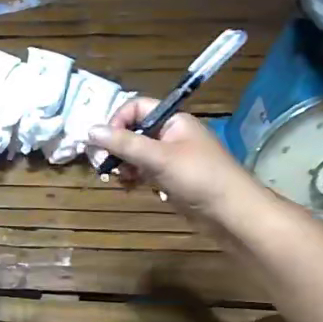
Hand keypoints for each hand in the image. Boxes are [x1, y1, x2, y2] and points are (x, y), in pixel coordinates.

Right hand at [86, 98, 261, 218]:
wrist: (232, 213)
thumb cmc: (199, 177)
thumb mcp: (159, 158)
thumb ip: (124, 143)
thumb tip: (90, 130)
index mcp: (173, 121)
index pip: (135, 108)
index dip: (116, 121)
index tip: (103, 143)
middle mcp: (170, 135)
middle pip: (132, 132)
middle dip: (115, 147)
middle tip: (103, 166)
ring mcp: (170, 157)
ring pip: (134, 154)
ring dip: (122, 165)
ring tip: (119, 179)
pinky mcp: (169, 178)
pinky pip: (142, 171)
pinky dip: (133, 177)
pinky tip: (129, 187)